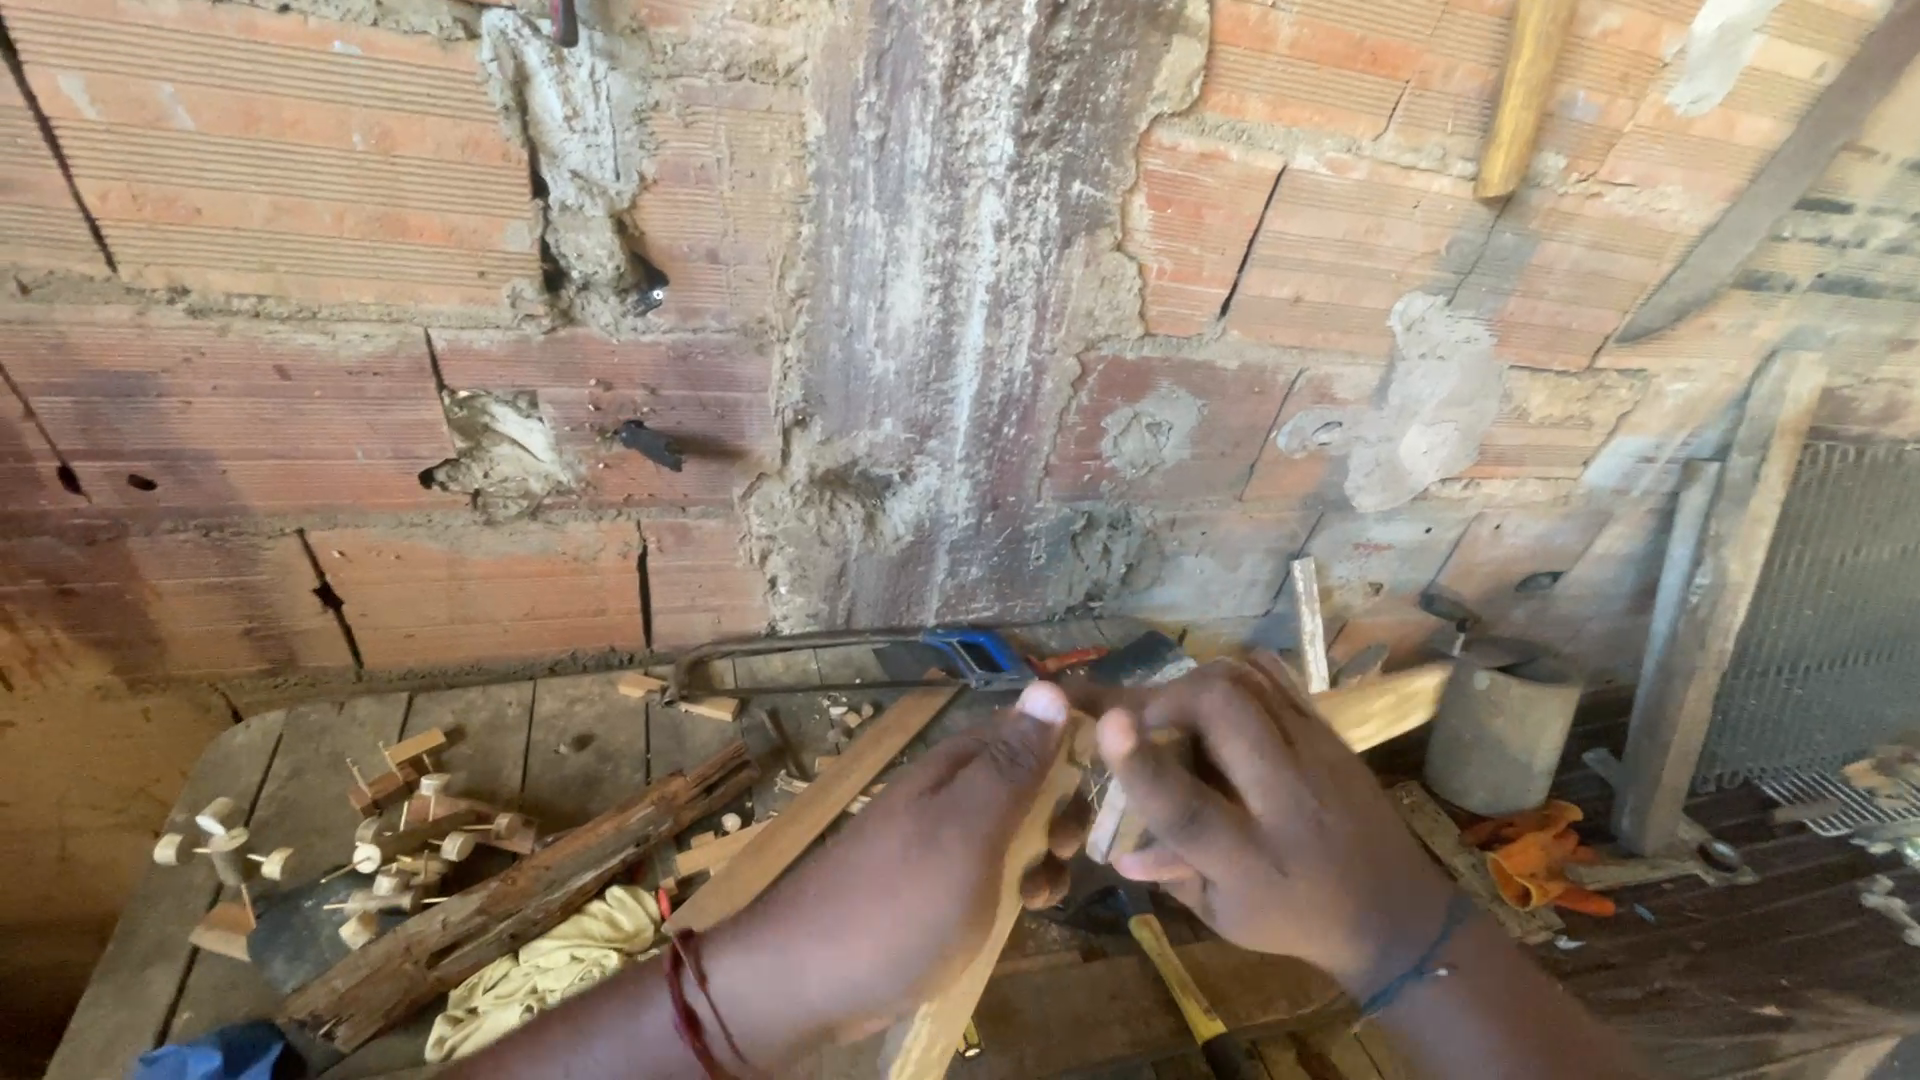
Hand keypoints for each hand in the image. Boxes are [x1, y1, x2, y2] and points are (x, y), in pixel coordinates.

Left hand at [707, 682, 1089, 1048]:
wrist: (807, 982)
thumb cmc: (897, 899)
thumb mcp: (966, 829)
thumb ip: (1012, 764)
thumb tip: (1051, 684)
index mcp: (958, 764)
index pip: (1030, 725)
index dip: (1074, 741)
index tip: (1111, 778)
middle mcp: (952, 790)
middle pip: (1029, 776)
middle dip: (1063, 806)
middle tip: (1069, 846)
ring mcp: (945, 837)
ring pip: (1019, 825)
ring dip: (1047, 850)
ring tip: (1047, 887)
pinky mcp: (940, 882)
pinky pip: (997, 866)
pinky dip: (1022, 881)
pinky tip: (1028, 906)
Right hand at [1090, 656, 1453, 996]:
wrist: (1397, 913)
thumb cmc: (1298, 919)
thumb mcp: (1227, 917)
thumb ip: (1170, 872)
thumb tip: (1115, 847)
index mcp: (1252, 861)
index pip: (1188, 808)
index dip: (1142, 764)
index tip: (1108, 725)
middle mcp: (1286, 797)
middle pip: (1223, 710)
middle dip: (1168, 698)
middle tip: (1143, 718)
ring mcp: (1315, 753)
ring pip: (1247, 681)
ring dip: (1195, 683)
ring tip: (1175, 709)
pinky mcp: (1329, 731)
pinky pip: (1275, 676)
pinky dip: (1233, 674)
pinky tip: (1215, 696)